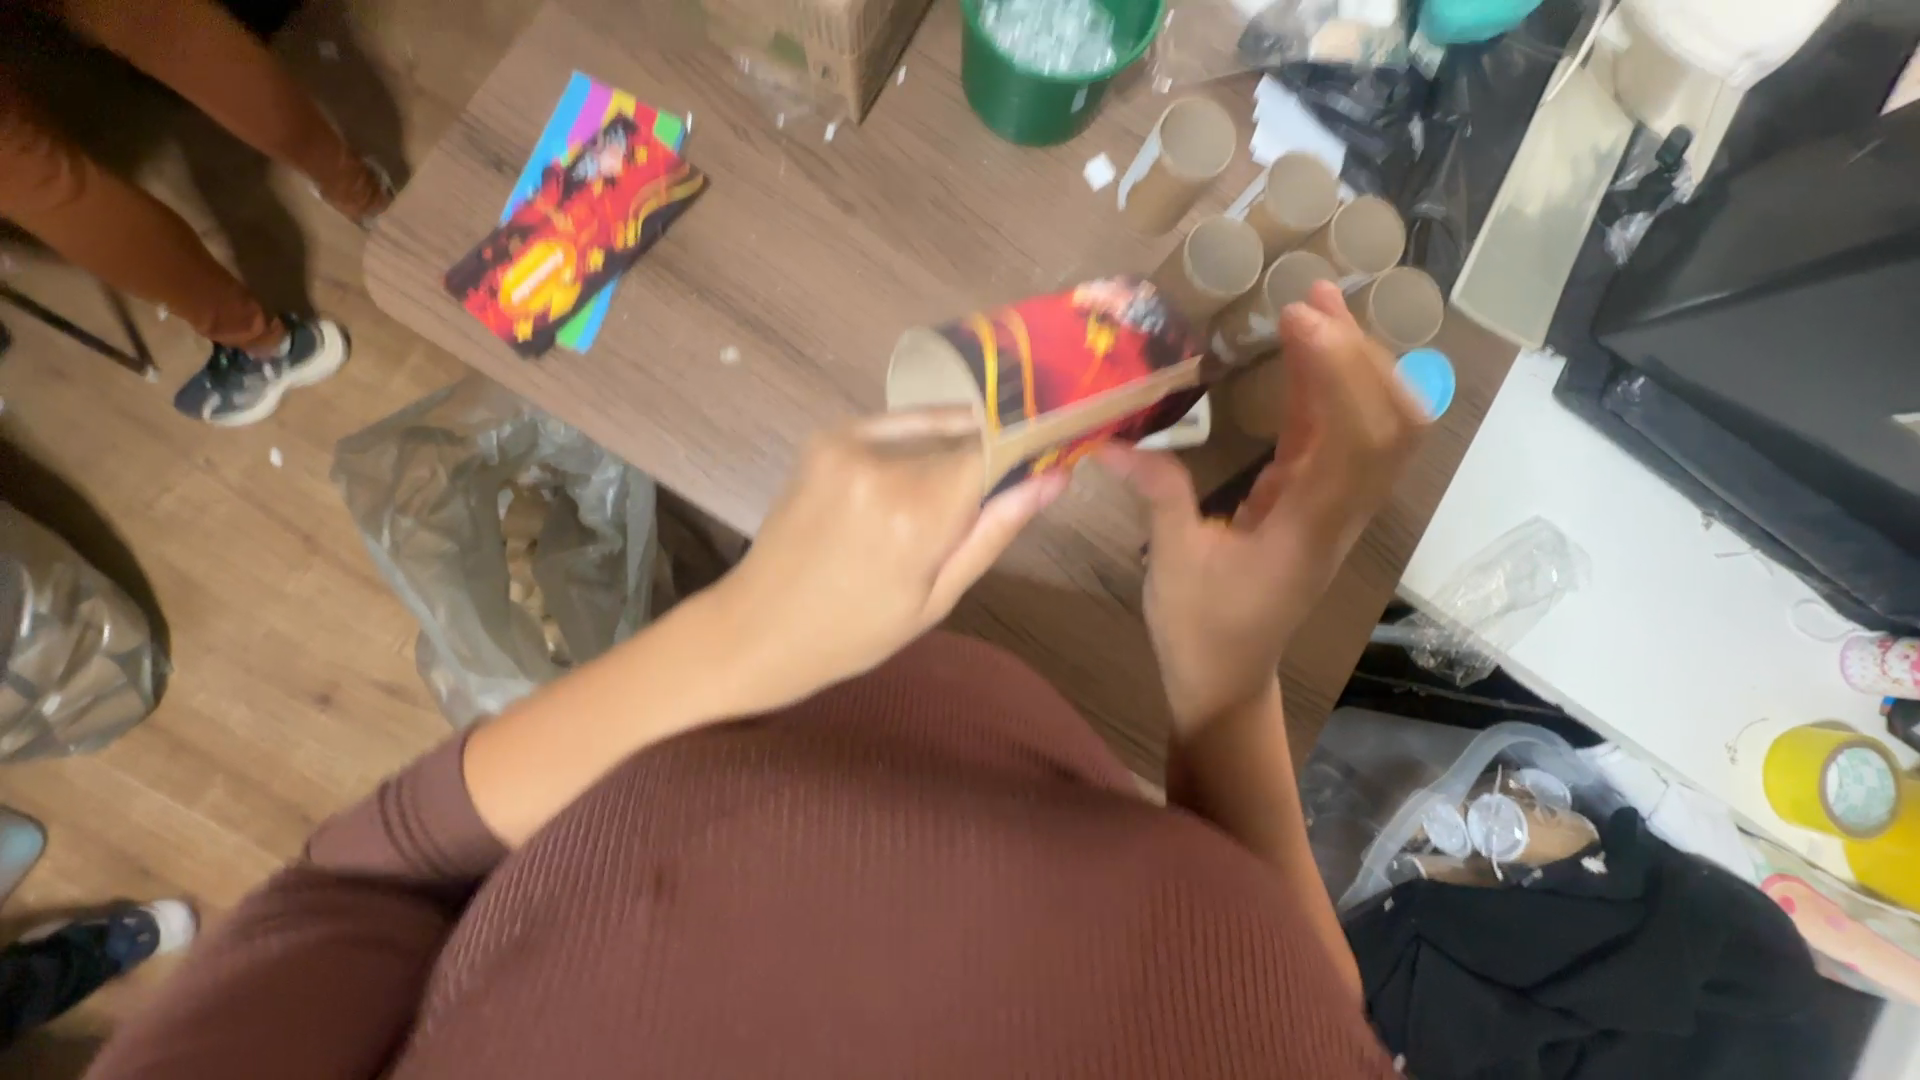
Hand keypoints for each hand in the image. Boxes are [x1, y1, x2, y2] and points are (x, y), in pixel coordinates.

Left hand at [709, 408, 1066, 709]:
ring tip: (949, 498)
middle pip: (968, 435)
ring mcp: (847, 442)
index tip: (1053, 455)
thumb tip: (1055, 477)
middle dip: (995, 454)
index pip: (997, 449)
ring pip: (935, 426)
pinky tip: (918, 479)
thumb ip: (994, 531)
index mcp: (915, 513)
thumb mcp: (936, 598)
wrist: (757, 626)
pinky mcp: (826, 435)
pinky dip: (921, 442)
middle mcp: (882, 463)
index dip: (1030, 446)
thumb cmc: (855, 632)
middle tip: (1008, 488)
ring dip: (957, 449)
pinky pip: (898, 425)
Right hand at [1097, 281, 1426, 734]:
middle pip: (1391, 423)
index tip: (1294, 318)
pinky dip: (1328, 393)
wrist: (1224, 679)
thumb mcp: (1173, 564)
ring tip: (1316, 311)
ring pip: (1374, 428)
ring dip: (1354, 366)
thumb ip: (1157, 494)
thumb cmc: (1200, 630)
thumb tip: (1113, 440)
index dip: (1337, 368)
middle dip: (1361, 353)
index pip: (1355, 435)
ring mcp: (1331, 509)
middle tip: (1312, 300)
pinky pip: (1337, 441)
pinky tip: (1302, 360)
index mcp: (1309, 526)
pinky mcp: (1311, 506)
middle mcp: (1337, 511)